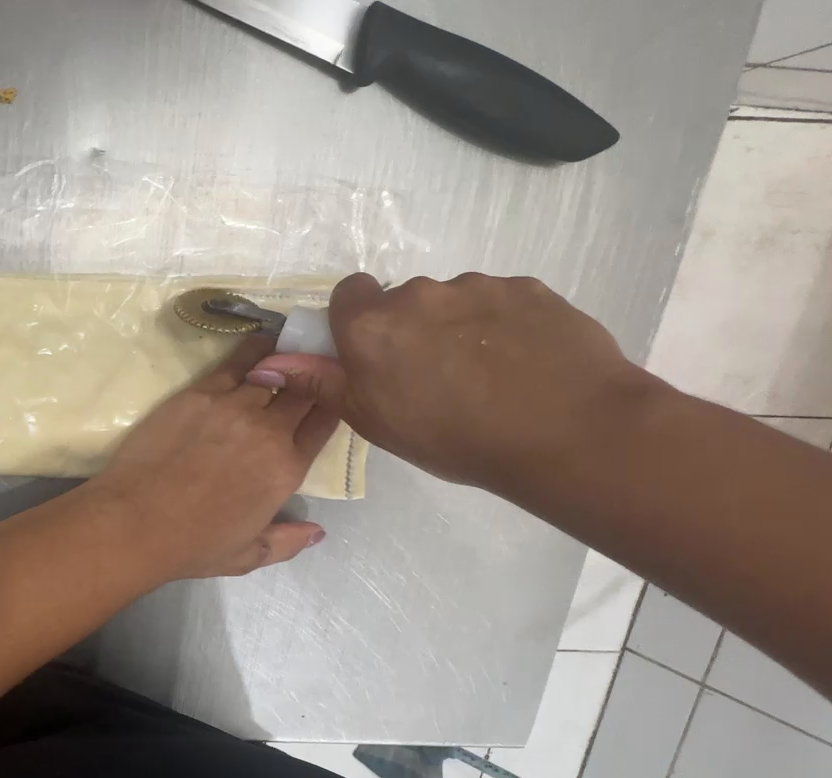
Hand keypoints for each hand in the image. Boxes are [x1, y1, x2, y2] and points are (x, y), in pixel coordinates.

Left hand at [86, 336, 337, 580]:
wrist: (135, 521)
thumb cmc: (190, 545)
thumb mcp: (246, 556)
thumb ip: (286, 542)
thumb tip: (317, 532)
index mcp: (287, 470)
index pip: (325, 423)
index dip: (329, 406)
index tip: (326, 397)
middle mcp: (269, 432)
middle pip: (305, 390)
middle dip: (311, 379)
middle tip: (309, 369)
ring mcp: (234, 407)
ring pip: (274, 370)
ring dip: (285, 361)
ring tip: (288, 349)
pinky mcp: (199, 393)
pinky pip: (236, 362)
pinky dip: (253, 350)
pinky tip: (259, 340)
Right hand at [249, 273, 662, 491]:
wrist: (564, 430)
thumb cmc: (449, 436)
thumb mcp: (371, 419)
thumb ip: (320, 383)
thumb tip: (267, 363)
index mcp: (372, 325)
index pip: (348, 293)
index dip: (356, 320)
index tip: (370, 354)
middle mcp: (420, 294)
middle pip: (402, 300)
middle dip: (407, 328)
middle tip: (427, 377)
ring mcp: (479, 287)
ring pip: (452, 302)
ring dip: (454, 328)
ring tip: (481, 375)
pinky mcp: (530, 289)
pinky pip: (499, 303)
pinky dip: (499, 327)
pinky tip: (516, 365)